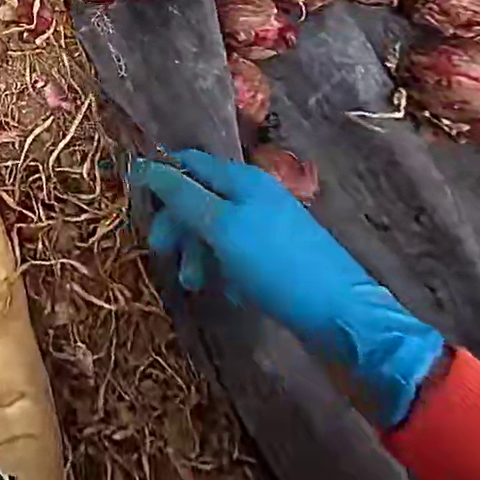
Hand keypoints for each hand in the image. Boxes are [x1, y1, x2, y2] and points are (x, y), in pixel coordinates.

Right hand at [129, 149, 445, 426]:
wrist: (344, 317)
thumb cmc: (276, 265)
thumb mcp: (222, 227)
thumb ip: (182, 195)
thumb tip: (144, 164)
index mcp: (241, 179)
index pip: (189, 162)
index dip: (160, 178)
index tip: (135, 204)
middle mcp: (252, 194)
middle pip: (198, 196)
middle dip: (177, 223)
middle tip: (161, 252)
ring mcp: (265, 224)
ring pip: (214, 227)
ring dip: (197, 250)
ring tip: (194, 282)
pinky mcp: (274, 254)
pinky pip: (234, 250)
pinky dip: (222, 265)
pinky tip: (226, 289)